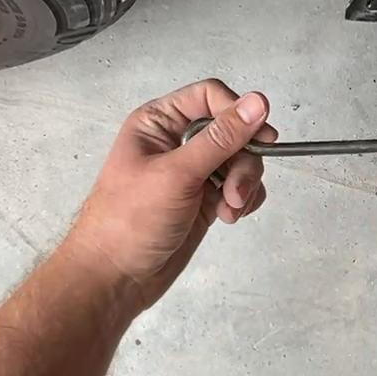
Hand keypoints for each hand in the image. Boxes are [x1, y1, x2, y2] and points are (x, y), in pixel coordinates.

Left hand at [60, 79, 276, 308]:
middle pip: (233, 131)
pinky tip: (230, 216)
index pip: (210, 97)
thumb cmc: (130, 221)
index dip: (237, 112)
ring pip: (241, 160)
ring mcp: (193, 172)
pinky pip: (239, 187)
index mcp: (159, 123)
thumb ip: (221, 138)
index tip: (261, 136)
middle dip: (243, 160)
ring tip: (230, 209)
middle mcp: (178, 142)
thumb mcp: (177, 174)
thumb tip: (258, 102)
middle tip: (237, 190)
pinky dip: (243, 200)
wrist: (115, 279)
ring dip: (244, 184)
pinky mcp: (205, 199)